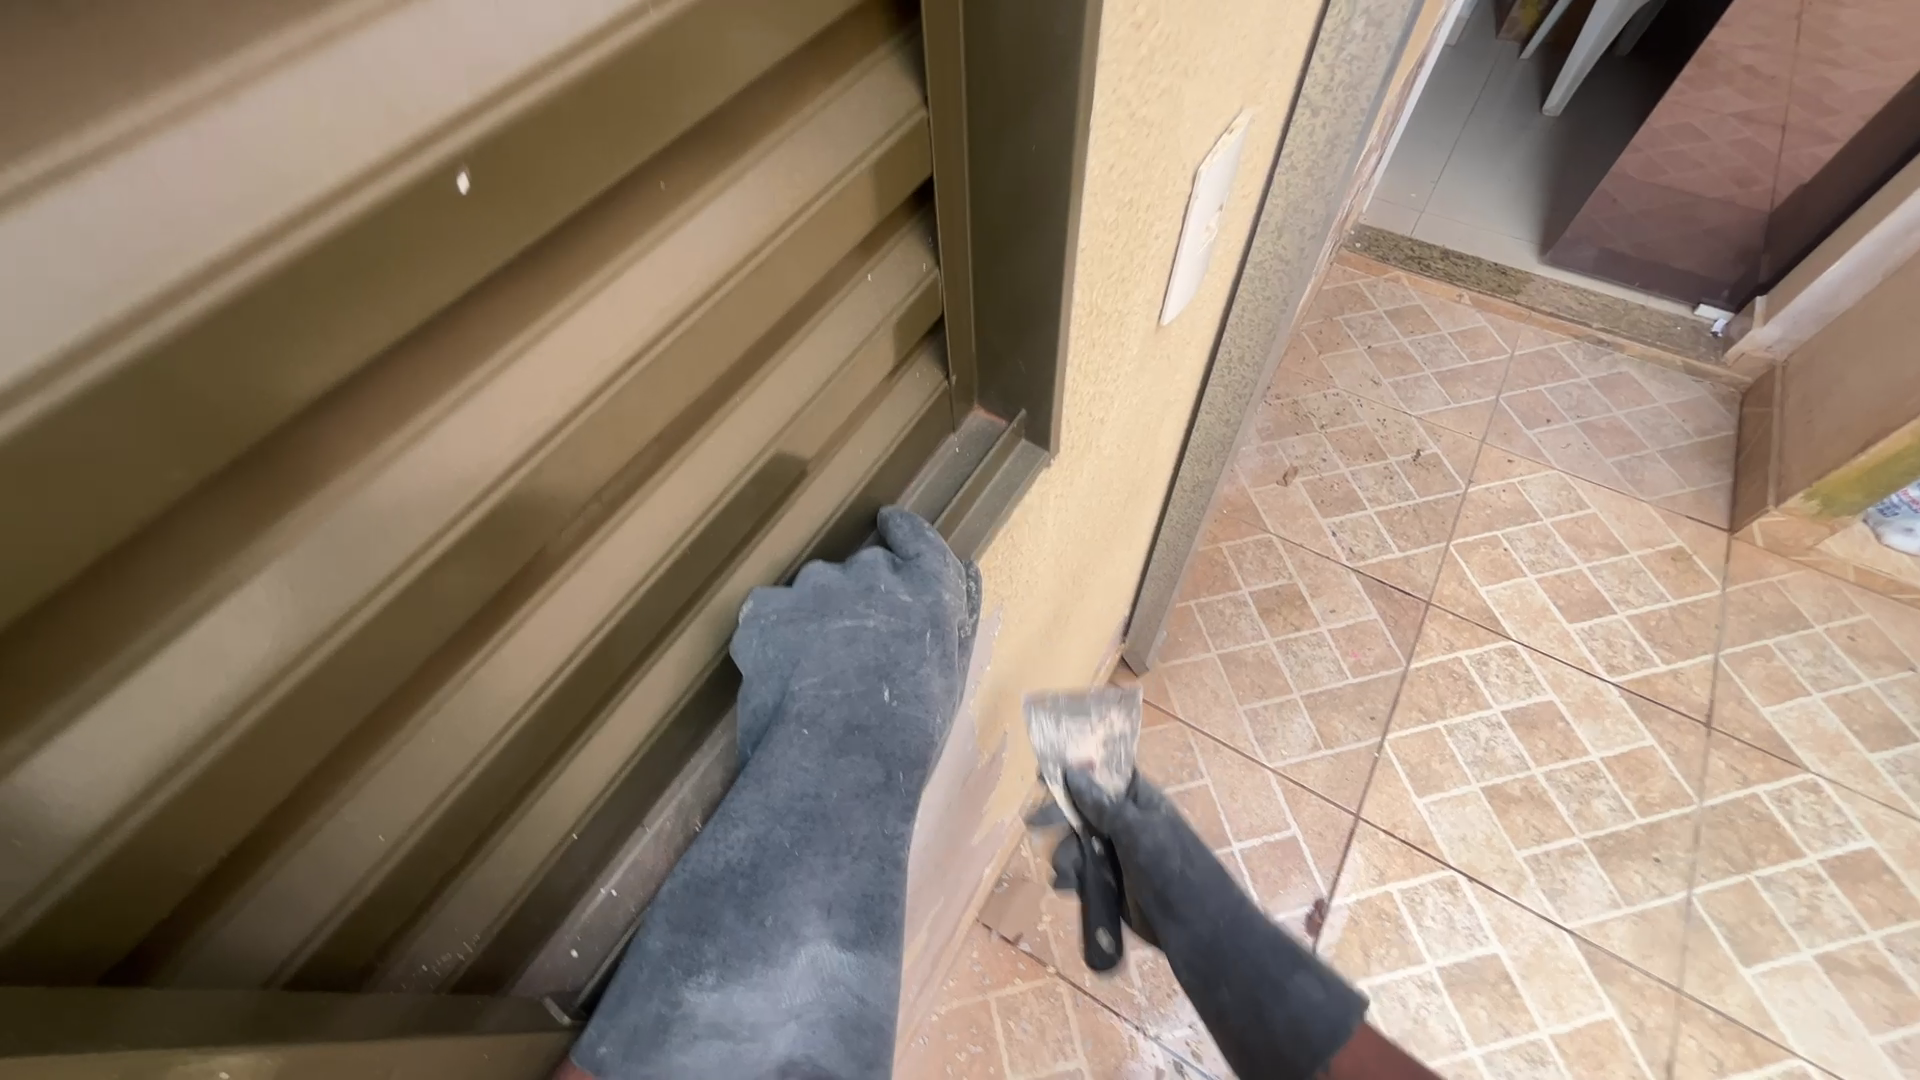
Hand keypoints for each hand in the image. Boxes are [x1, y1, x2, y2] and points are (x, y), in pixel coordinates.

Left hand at [729, 506, 980, 769]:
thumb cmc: (909, 734)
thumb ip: (956, 616)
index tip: (889, 525)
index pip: (917, 540)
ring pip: (814, 591)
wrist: (838, 763)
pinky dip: (775, 637)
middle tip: (854, 648)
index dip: (903, 532)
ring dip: (815, 617)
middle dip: (860, 597)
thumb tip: (967, 570)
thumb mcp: (951, 675)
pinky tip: (784, 679)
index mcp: (926, 589)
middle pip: (863, 569)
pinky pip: (770, 613)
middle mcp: (872, 573)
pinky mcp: (766, 610)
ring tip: (815, 674)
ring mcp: (815, 586)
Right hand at [1047, 769, 1250, 953]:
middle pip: (1081, 809)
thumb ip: (1101, 804)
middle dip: (1059, 817)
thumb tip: (1072, 770)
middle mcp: (1124, 821)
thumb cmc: (1171, 869)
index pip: (1101, 775)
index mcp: (1137, 799)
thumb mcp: (1135, 830)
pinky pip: (1081, 871)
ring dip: (1065, 854)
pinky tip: (1067, 886)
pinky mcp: (1110, 882)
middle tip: (1033, 823)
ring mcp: (1117, 853)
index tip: (1043, 775)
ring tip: (1065, 873)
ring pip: (1076, 842)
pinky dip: (1070, 877)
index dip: (1073, 772)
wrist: (1197, 931)